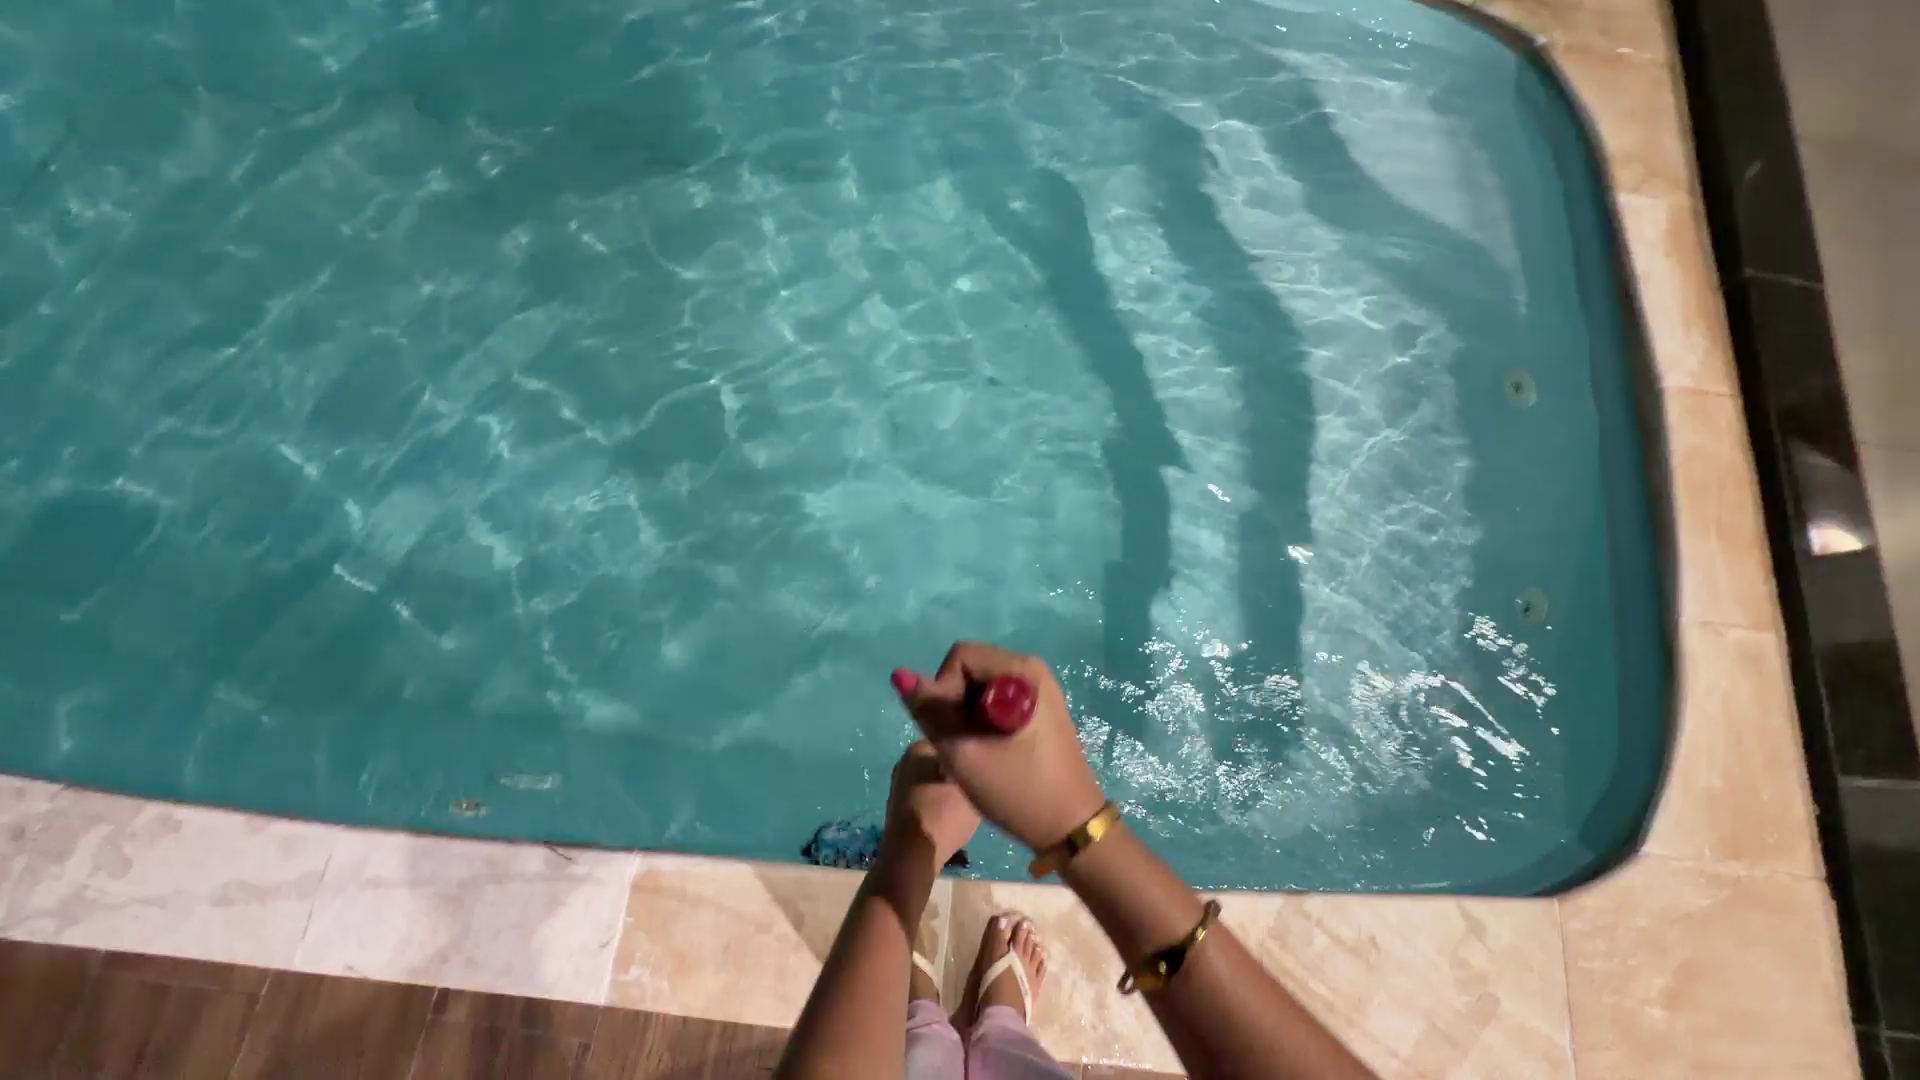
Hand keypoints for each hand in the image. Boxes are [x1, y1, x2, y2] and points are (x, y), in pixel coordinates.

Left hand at [882, 741, 980, 868]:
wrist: (912, 858)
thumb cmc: (943, 816)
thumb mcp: (971, 785)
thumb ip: (977, 765)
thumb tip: (979, 756)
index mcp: (918, 748)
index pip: (954, 737)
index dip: (975, 749)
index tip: (990, 763)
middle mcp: (905, 761)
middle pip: (945, 759)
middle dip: (963, 769)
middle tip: (983, 784)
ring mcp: (900, 785)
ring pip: (937, 779)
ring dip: (953, 789)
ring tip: (972, 803)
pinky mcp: (901, 807)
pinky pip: (929, 797)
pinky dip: (942, 803)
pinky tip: (954, 817)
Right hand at [892, 642, 1107, 851]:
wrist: (1071, 830)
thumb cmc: (1019, 792)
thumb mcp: (964, 755)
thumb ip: (929, 712)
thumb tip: (898, 674)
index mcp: (1022, 671)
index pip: (960, 658)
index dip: (943, 691)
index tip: (951, 732)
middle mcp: (1032, 669)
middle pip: (970, 669)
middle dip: (954, 704)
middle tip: (961, 747)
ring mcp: (1039, 688)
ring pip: (979, 687)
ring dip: (966, 716)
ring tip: (975, 752)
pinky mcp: (1039, 707)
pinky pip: (996, 700)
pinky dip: (982, 721)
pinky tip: (989, 751)